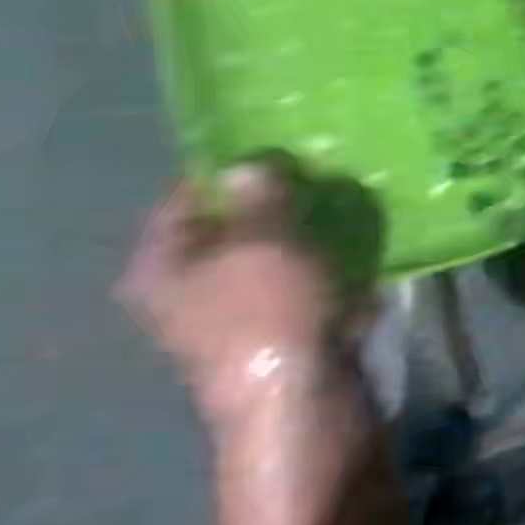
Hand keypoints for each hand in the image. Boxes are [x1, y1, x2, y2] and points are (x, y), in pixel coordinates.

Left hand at [116, 165, 352, 423]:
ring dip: (311, 219)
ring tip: (354, 187)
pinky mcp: (284, 311)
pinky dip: (329, 245)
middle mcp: (191, 281)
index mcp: (162, 264)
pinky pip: (305, 264)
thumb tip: (249, 164)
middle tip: (330, 160)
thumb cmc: (267, 308)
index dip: (232, 167)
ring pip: (278, 242)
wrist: (300, 383)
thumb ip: (258, 198)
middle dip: (281, 193)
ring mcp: (239, 300)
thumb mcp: (261, 242)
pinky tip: (362, 226)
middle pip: (236, 220)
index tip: (284, 142)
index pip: (188, 197)